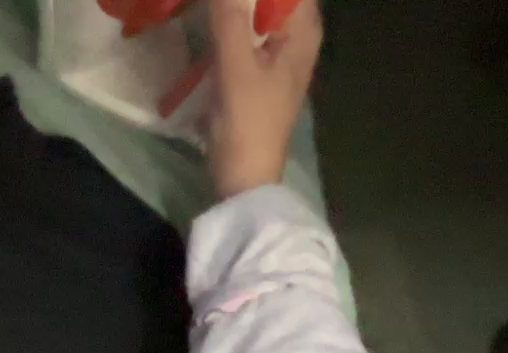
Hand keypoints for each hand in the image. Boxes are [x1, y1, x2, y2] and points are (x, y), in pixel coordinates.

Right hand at [209, 0, 323, 199]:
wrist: (244, 179)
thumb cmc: (247, 125)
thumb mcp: (236, 70)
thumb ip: (229, 21)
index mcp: (303, 30)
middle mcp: (296, 39)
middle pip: (270, 3)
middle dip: (240, 1)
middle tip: (210, 4)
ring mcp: (277, 61)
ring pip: (255, 22)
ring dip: (231, 15)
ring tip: (204, 9)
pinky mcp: (256, 80)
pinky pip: (244, 44)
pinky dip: (227, 38)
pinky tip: (206, 39)